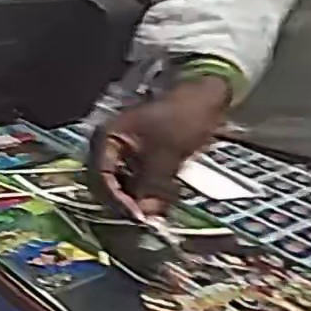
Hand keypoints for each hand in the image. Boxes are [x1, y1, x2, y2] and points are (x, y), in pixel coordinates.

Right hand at [94, 71, 230, 215]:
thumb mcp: (169, 150)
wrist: (209, 89)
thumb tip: (148, 216)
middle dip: (126, 203)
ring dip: (137, 199)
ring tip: (155, 214)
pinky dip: (147, 191)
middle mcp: (107, 148)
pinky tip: (160, 202)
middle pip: (107, 184)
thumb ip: (155, 183)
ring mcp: (122, 152)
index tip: (137, 218)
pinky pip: (136, 179)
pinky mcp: (139, 156)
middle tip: (146, 220)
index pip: (101, 178)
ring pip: (122, 183)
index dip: (117, 200)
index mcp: (104, 141)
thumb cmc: (184, 114)